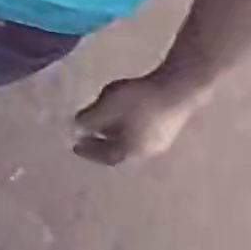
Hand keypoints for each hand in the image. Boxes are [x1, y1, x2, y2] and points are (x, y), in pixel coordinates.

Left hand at [73, 74, 207, 165]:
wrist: (175, 92)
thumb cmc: (137, 101)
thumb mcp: (106, 108)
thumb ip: (90, 119)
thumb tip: (76, 127)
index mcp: (132, 150)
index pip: (108, 157)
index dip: (90, 153)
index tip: (75, 148)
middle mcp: (148, 151)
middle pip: (119, 153)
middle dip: (99, 147)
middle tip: (83, 140)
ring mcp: (159, 142)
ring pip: (129, 145)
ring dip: (111, 139)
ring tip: (96, 130)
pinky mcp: (164, 130)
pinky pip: (137, 137)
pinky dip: (121, 133)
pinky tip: (116, 121)